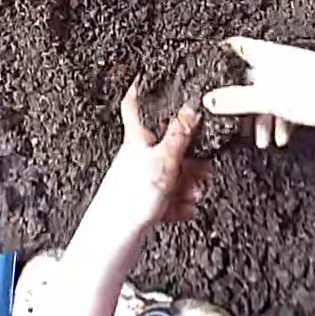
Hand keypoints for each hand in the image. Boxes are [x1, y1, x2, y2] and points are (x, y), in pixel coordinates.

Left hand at [80, 80, 209, 242]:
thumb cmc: (129, 198)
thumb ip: (179, 133)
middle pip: (169, 143)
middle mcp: (139, 154)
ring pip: (173, 171)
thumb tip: (191, 107)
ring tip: (193, 193)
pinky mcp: (145, 202)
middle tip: (201, 167)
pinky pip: (170, 195)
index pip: (135, 104)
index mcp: (138, 137)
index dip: (140, 87)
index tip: (146, 73)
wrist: (113, 242)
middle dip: (190, 156)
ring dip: (189, 182)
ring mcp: (142, 178)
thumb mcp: (163, 159)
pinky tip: (184, 209)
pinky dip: (180, 202)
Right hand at [203, 36, 314, 147]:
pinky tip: (283, 138)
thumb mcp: (268, 97)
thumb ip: (237, 100)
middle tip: (235, 121)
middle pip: (256, 77)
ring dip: (265, 118)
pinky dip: (283, 122)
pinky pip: (290, 106)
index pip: (241, 47)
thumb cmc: (314, 91)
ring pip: (274, 95)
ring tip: (263, 140)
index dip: (225, 54)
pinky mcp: (314, 95)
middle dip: (244, 101)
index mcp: (272, 54)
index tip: (211, 63)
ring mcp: (301, 78)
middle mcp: (286, 62)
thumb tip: (209, 99)